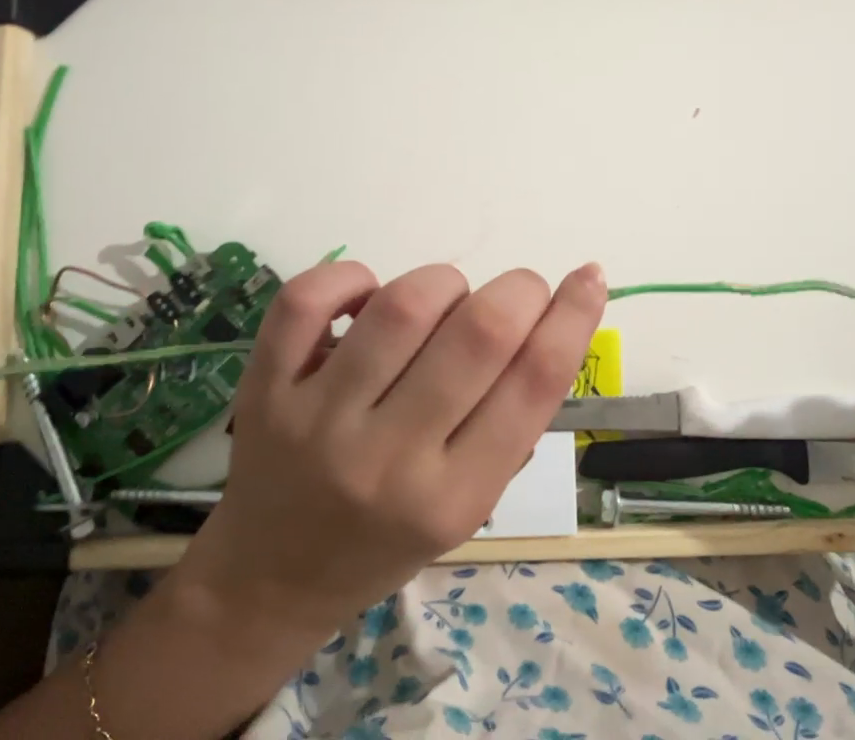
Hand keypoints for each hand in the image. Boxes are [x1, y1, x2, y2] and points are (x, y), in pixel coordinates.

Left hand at [178, 259, 606, 635]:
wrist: (274, 577)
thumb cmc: (387, 540)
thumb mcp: (468, 508)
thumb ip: (510, 426)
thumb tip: (553, 324)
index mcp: (455, 497)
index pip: (535, 384)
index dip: (573, 316)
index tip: (588, 279)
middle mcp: (391, 459)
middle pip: (480, 334)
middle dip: (519, 290)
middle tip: (521, 290)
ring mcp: (320, 421)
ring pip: (403, 306)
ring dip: (445, 281)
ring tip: (448, 298)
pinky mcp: (266, 390)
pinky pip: (307, 301)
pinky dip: (350, 277)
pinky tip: (371, 293)